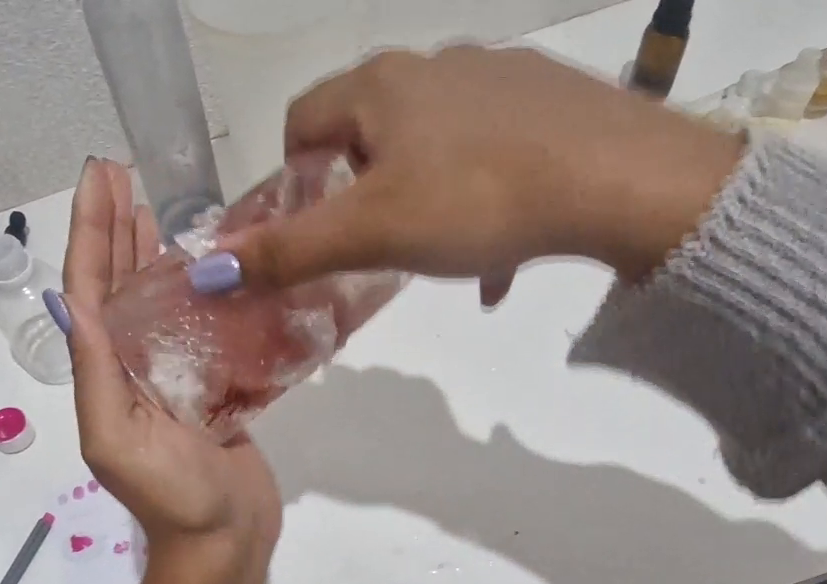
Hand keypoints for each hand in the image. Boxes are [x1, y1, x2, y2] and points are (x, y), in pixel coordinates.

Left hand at [63, 159, 283, 569]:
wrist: (223, 543)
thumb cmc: (172, 496)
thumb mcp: (116, 438)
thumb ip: (96, 371)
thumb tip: (73, 299)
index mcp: (106, 373)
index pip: (90, 288)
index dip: (92, 230)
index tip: (103, 175)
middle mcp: (134, 367)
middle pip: (120, 284)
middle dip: (118, 228)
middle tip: (126, 172)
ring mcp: (175, 377)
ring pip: (160, 302)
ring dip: (154, 253)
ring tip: (160, 205)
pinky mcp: (214, 389)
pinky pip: (204, 329)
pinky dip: (204, 294)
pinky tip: (214, 266)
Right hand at [219, 45, 744, 299]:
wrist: (619, 181)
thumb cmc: (476, 199)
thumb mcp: (370, 235)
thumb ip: (288, 253)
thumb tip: (208, 272)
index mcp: (381, 88)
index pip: (303, 120)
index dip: (290, 177)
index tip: (305, 228)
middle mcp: (434, 67)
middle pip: (369, 132)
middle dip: (358, 193)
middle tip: (370, 246)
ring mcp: (497, 81)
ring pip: (433, 149)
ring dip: (420, 205)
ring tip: (436, 260)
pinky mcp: (549, 106)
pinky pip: (492, 160)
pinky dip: (480, 208)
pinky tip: (496, 262)